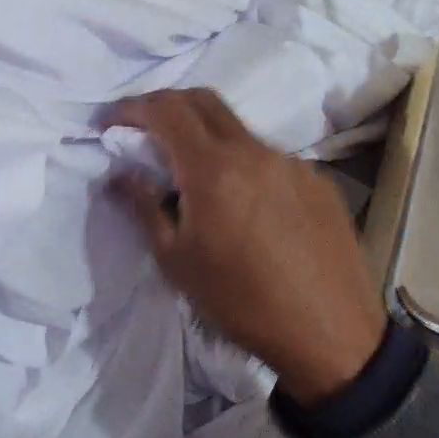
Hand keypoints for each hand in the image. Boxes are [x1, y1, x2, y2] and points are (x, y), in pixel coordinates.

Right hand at [107, 89, 387, 405]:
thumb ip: (144, 207)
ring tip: (190, 176)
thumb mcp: (175, 260)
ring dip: (205, 136)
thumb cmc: (240, 302)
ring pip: (238, 129)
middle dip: (165, 104)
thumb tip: (120, 174)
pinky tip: (239, 204)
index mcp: (214, 169)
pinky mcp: (318, 182)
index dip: (130, 108)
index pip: (166, 110)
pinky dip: (240, 163)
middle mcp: (255, 152)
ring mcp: (293, 164)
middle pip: (204, 100)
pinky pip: (268, 157)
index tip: (107, 124)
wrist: (331, 336)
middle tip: (141, 130)